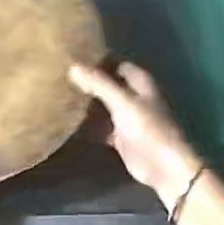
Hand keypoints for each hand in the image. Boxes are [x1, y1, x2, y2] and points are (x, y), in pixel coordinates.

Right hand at [69, 62, 201, 209]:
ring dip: (87, 103)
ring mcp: (127, 117)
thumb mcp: (122, 101)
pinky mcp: (120, 137)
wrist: (163, 166)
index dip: (98, 61)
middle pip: (108, 85)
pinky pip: (100, 127)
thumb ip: (98, 83)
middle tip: (61, 77)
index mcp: (140, 82)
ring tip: (60, 95)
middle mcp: (134, 96)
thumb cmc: (147, 127)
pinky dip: (88, 125)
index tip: (74, 58)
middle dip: (89, 82)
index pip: (116, 64)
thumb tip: (73, 66)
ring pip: (103, 106)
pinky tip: (68, 122)